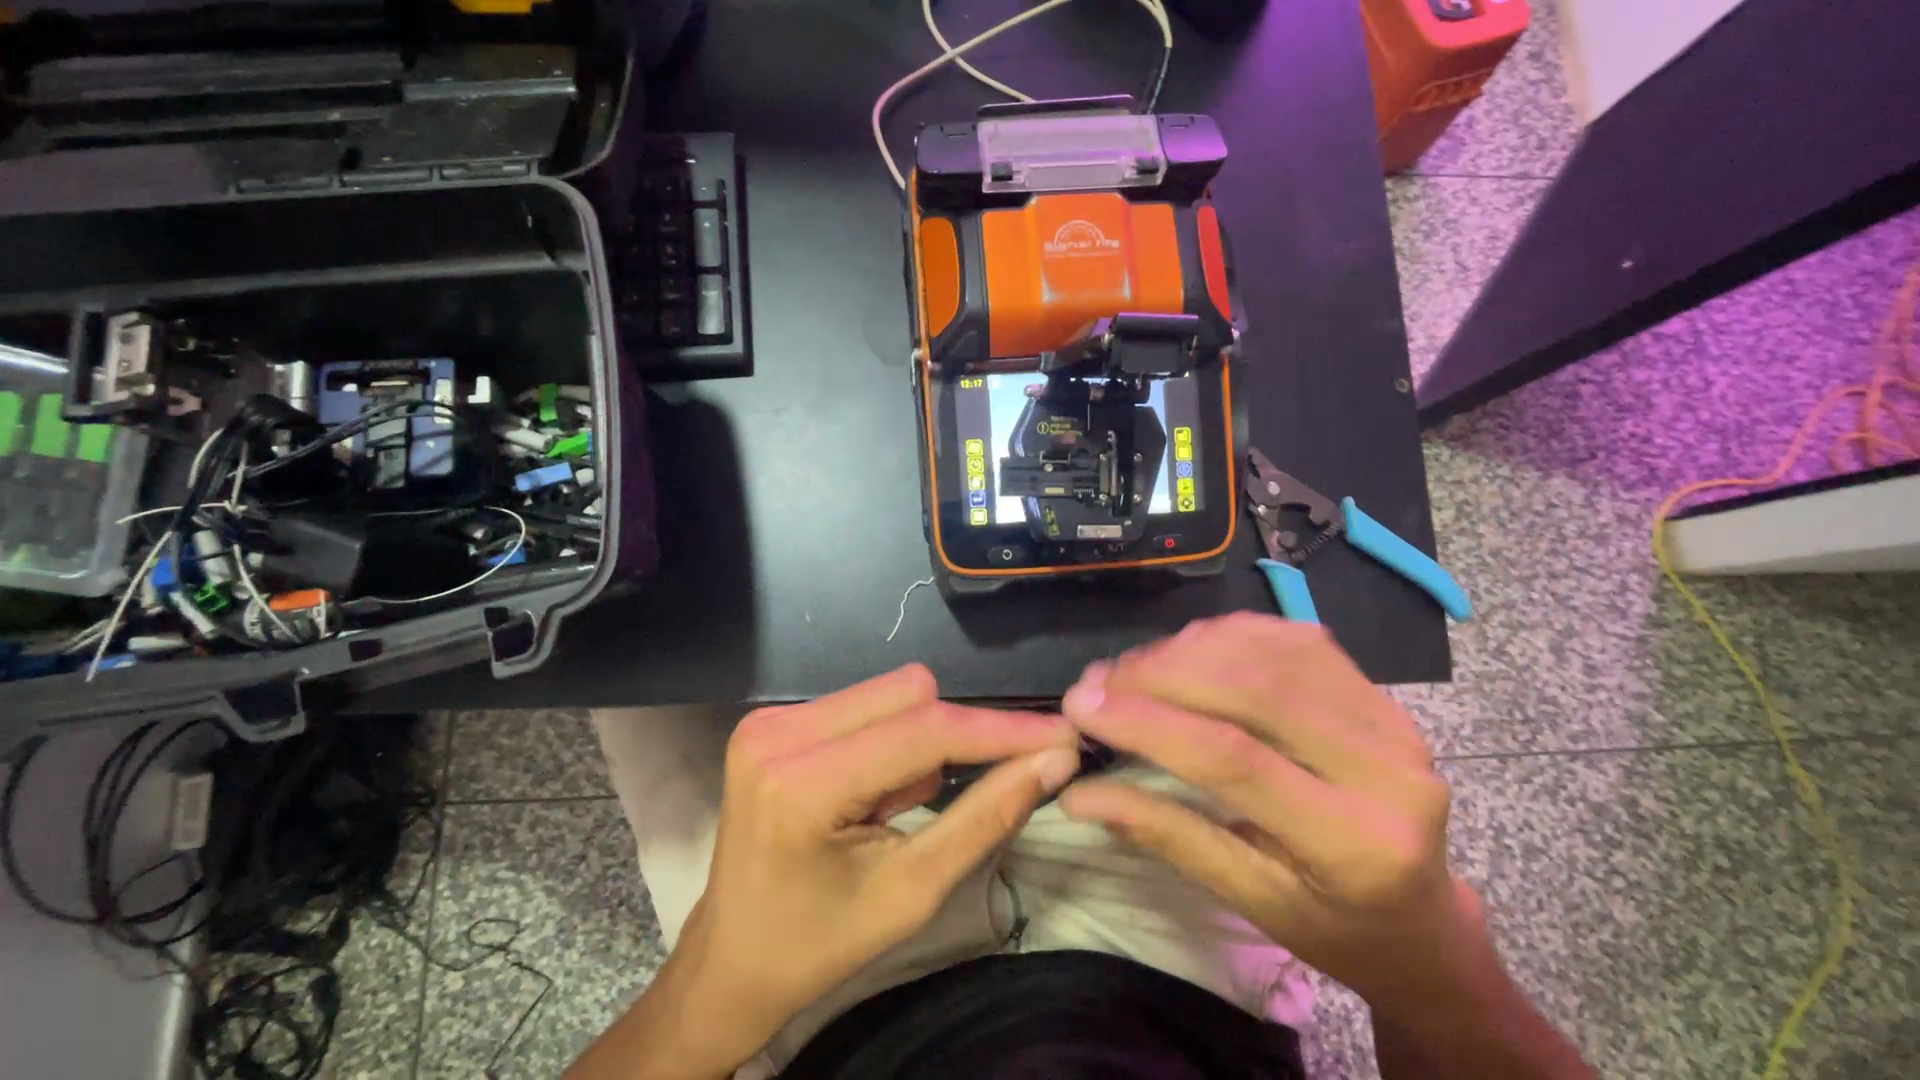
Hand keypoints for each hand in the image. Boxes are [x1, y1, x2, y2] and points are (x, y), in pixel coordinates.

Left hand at [663, 665, 1080, 1071]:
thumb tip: (1052, 762)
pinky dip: (887, 744)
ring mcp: (768, 721)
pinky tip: (868, 797)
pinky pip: (863, 706)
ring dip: (918, 744)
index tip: (1062, 737)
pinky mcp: (770, 722)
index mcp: (802, 784)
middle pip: (910, 693)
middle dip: (956, 736)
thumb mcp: (912, 891)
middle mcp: (778, 733)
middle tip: (954, 798)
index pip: (925, 731)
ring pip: (889, 694)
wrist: (731, 961)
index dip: (1001, 731)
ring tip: (890, 813)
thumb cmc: (820, 943)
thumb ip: (985, 817)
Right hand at [1057, 614, 1472, 1011]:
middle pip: (1256, 690)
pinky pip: (1297, 642)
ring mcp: (1393, 722)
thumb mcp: (1249, 899)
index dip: (1149, 724)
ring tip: (1133, 669)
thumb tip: (1079, 792)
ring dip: (1191, 650)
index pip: (1235, 760)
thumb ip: (1167, 835)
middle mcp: (1388, 769)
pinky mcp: (1383, 697)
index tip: (1081, 705)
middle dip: (1162, 675)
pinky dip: (1232, 636)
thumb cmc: (1333, 927)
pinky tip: (1189, 651)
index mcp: (1355, 842)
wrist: (1422, 919)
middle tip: (1099, 682)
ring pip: (1275, 654)